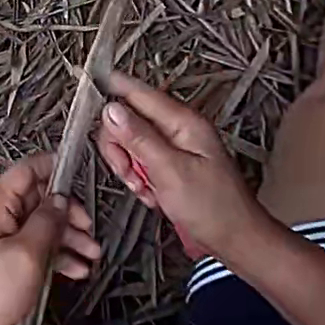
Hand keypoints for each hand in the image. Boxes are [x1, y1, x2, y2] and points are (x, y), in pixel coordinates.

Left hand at [0, 154, 99, 324]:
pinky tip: (77, 270)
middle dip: (68, 212)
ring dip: (69, 237)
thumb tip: (61, 199)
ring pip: (42, 225)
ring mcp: (1, 238)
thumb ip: (48, 221)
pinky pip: (37, 247)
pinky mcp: (6, 260)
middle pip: (39, 199)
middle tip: (89, 228)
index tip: (78, 170)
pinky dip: (58, 255)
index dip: (53, 166)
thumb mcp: (28, 253)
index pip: (27, 169)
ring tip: (92, 255)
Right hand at [96, 71, 268, 257]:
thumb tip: (112, 110)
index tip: (87, 83)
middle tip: (129, 170)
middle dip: (119, 146)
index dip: (111, 88)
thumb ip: (138, 138)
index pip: (138, 92)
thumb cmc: (215, 209)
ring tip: (143, 186)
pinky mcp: (170, 163)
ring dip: (128, 166)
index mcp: (183, 122)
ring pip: (130, 142)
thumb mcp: (170, 171)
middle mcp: (178, 129)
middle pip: (127, 119)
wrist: (237, 241)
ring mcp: (174, 146)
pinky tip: (150, 192)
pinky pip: (139, 160)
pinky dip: (138, 177)